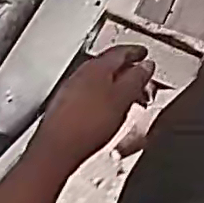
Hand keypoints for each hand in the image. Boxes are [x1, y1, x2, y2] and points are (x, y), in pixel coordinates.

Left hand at [27, 45, 154, 174]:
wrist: (56, 151)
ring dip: (115, 86)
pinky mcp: (63, 107)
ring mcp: (69, 90)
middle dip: (127, 71)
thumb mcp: (123, 99)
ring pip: (98, 81)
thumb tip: (146, 66)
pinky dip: (101, 98)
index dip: (136, 52)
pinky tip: (106, 112)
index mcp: (97, 67)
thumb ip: (137, 79)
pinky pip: (88, 95)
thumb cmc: (87, 125)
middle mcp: (81, 74)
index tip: (144, 54)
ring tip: (127, 99)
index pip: (121, 51)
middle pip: (109, 65)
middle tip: (141, 80)